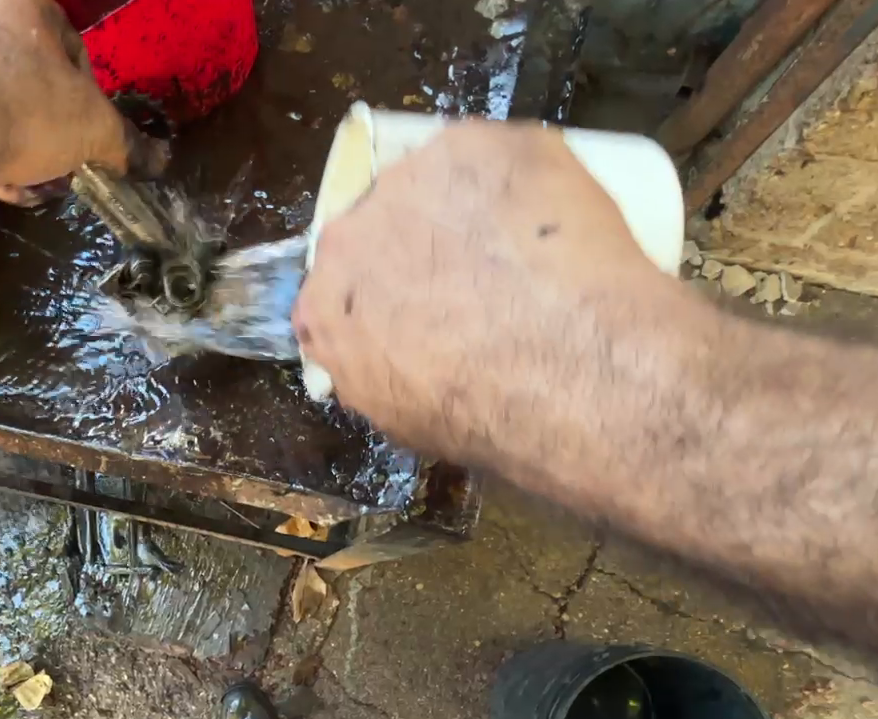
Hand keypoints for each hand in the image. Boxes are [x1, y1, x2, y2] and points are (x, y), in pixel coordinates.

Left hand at [0, 0, 164, 198]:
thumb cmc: (27, 109)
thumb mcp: (93, 129)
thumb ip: (126, 143)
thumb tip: (159, 160)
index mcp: (21, 2)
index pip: (72, 45)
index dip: (88, 96)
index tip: (89, 132)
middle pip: (31, 81)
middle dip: (51, 129)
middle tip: (62, 161)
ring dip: (21, 148)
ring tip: (30, 179)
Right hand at [292, 122, 710, 493]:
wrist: (556, 366)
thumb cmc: (471, 410)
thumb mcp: (396, 416)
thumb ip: (370, 369)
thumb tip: (389, 352)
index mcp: (321, 307)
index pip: (336, 291)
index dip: (378, 294)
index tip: (412, 305)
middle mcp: (348, 237)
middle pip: (377, 230)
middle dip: (412, 245)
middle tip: (467, 274)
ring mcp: (407, 183)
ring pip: (431, 187)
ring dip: (461, 208)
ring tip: (517, 246)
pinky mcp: (471, 143)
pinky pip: (488, 157)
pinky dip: (514, 180)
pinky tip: (546, 218)